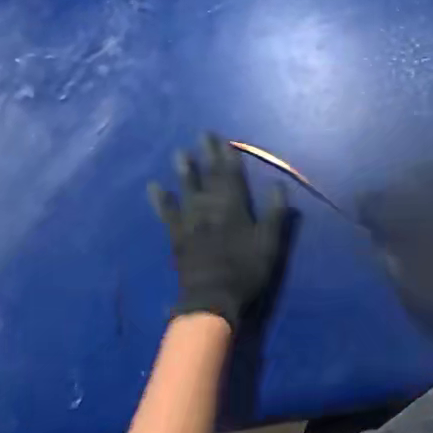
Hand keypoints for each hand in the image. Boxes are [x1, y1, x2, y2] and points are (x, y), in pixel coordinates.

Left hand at [148, 134, 292, 326]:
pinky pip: (167, 212)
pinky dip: (160, 199)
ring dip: (184, 169)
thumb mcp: (269, 244)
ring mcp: (191, 219)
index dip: (229, 156)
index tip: (225, 139)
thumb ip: (274, 214)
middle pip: (209, 175)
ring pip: (187, 188)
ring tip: (180, 152)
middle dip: (207, 154)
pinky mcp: (177, 234)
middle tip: (203, 134)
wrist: (213, 297)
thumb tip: (279, 185)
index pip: (232, 175)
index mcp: (235, 207)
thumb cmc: (246, 271)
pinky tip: (153, 186)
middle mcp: (211, 206)